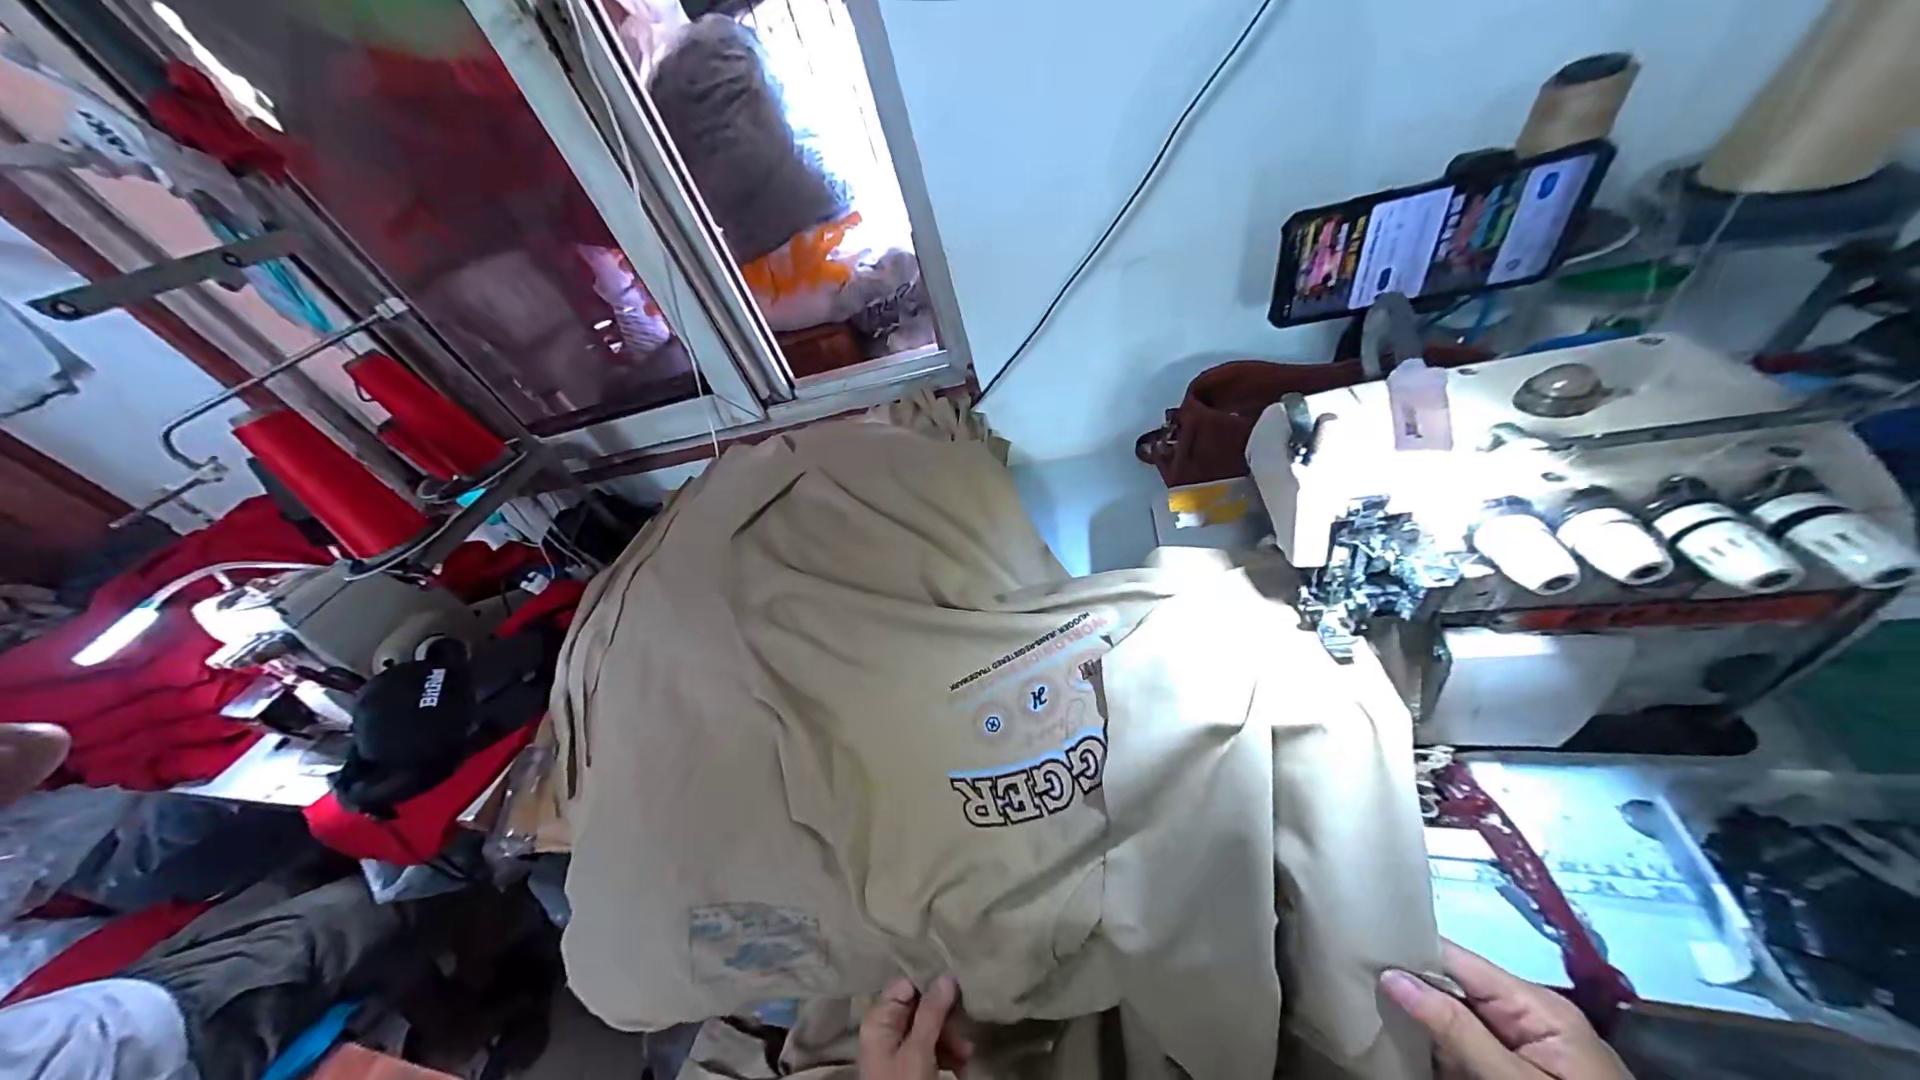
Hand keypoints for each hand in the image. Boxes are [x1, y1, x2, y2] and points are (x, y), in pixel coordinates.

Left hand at [858, 975, 974, 1079]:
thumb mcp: (918, 1052)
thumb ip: (931, 1012)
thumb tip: (945, 977)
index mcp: (879, 1021)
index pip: (905, 986)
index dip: (930, 984)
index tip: (955, 986)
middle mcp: (886, 1031)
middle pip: (920, 1007)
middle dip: (945, 1018)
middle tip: (963, 1028)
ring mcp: (897, 1052)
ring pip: (929, 1029)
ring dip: (951, 1038)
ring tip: (967, 1054)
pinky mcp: (910, 1070)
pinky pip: (931, 1050)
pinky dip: (948, 1055)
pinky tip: (961, 1066)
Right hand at [1380, 941, 1632, 1079]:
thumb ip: (1456, 1030)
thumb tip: (1390, 975)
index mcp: (1538, 1006)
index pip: (1456, 957)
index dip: (1407, 949)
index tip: (1360, 949)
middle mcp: (1531, 1015)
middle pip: (1454, 984)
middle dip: (1411, 986)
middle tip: (1359, 981)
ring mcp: (1527, 1045)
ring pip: (1456, 1014)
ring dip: (1420, 1017)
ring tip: (1372, 1003)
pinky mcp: (1519, 1069)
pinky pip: (1469, 1042)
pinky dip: (1439, 1043)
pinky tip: (1406, 1039)